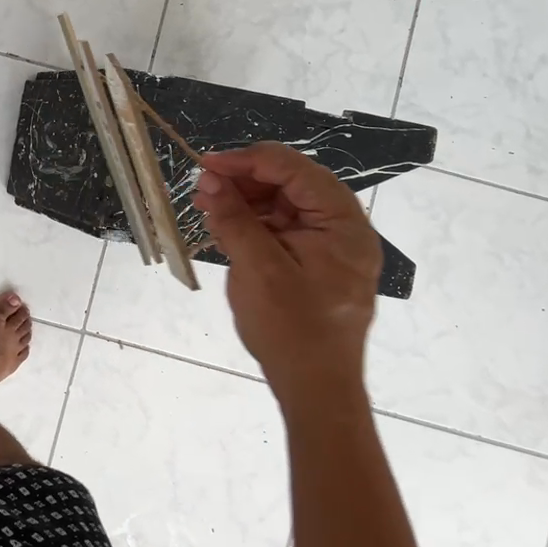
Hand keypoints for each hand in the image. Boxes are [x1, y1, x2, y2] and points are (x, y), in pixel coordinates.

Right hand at [192, 142, 381, 403]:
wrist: (314, 385)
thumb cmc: (292, 329)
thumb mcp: (258, 269)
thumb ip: (236, 218)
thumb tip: (211, 178)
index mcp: (344, 226)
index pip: (296, 170)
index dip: (248, 161)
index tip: (205, 166)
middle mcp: (342, 227)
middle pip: (291, 180)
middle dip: (244, 178)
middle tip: (203, 189)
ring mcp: (328, 243)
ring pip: (282, 199)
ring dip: (243, 196)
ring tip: (207, 207)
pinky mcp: (311, 257)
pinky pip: (279, 222)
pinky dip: (250, 218)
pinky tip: (223, 225)